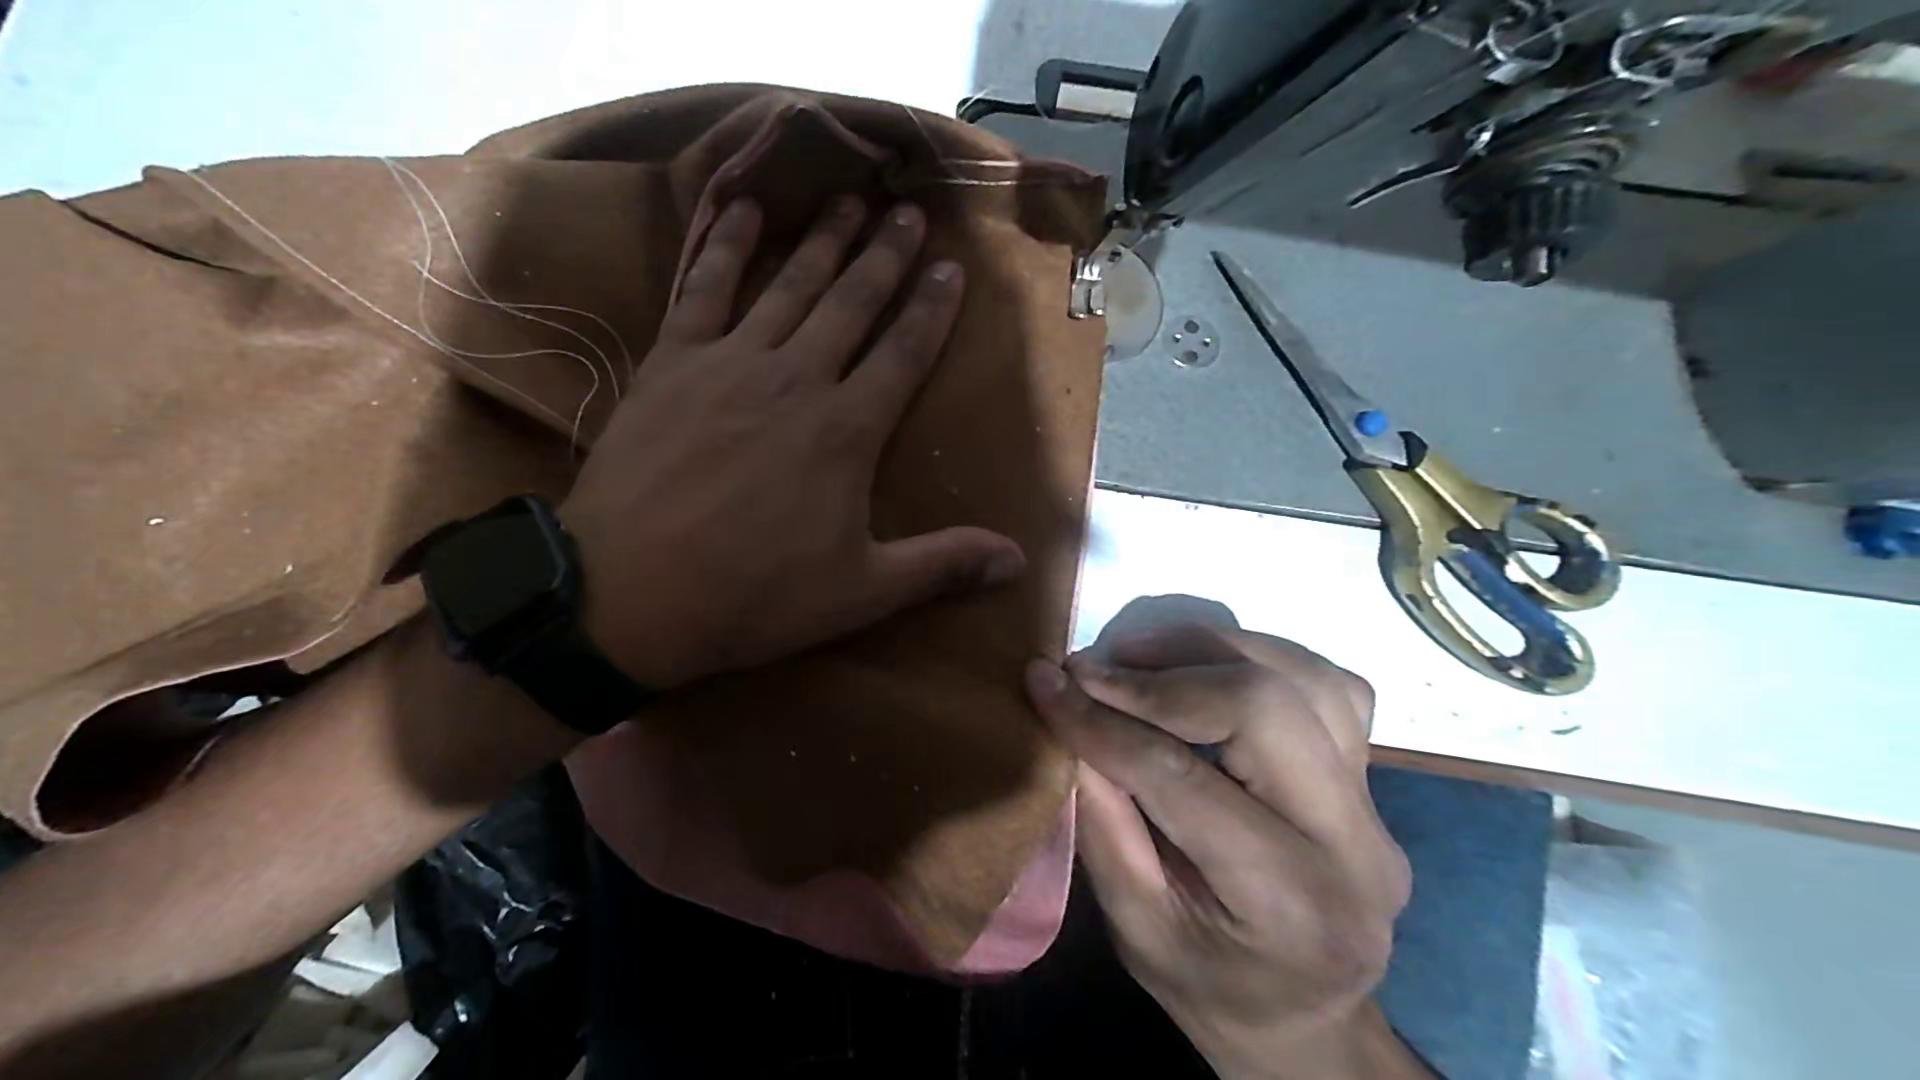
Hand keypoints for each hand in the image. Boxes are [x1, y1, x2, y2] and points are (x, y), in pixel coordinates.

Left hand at [562, 196, 1023, 687]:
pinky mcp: (671, 364)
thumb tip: (1019, 561)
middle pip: (852, 302)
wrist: (630, 595)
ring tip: (849, 199)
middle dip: (886, 255)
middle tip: (909, 209)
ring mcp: (729, 363)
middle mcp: (796, 379)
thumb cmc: (755, 596)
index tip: (952, 266)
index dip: (932, 308)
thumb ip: (942, 564)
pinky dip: (722, 245)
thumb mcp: (863, 592)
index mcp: (847, 430)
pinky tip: (740, 209)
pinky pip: (702, 288)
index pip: (904, 352)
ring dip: (823, 239)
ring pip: (788, 285)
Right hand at [1025, 624, 1425, 1079]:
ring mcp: (1376, 803)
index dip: (1101, 721)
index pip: (1180, 775)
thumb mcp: (1134, 927)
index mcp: (1288, 900)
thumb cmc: (1207, 987)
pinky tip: (1205, 669)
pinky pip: (1328, 686)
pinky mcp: (1372, 776)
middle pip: (1264, 705)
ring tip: (1139, 654)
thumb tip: (1068, 713)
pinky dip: (1258, 659)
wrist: (1306, 1023)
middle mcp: (1354, 841)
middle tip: (1094, 670)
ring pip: (1304, 676)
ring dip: (1209, 650)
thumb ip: (1103, 818)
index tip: (1045, 681)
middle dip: (1163, 674)